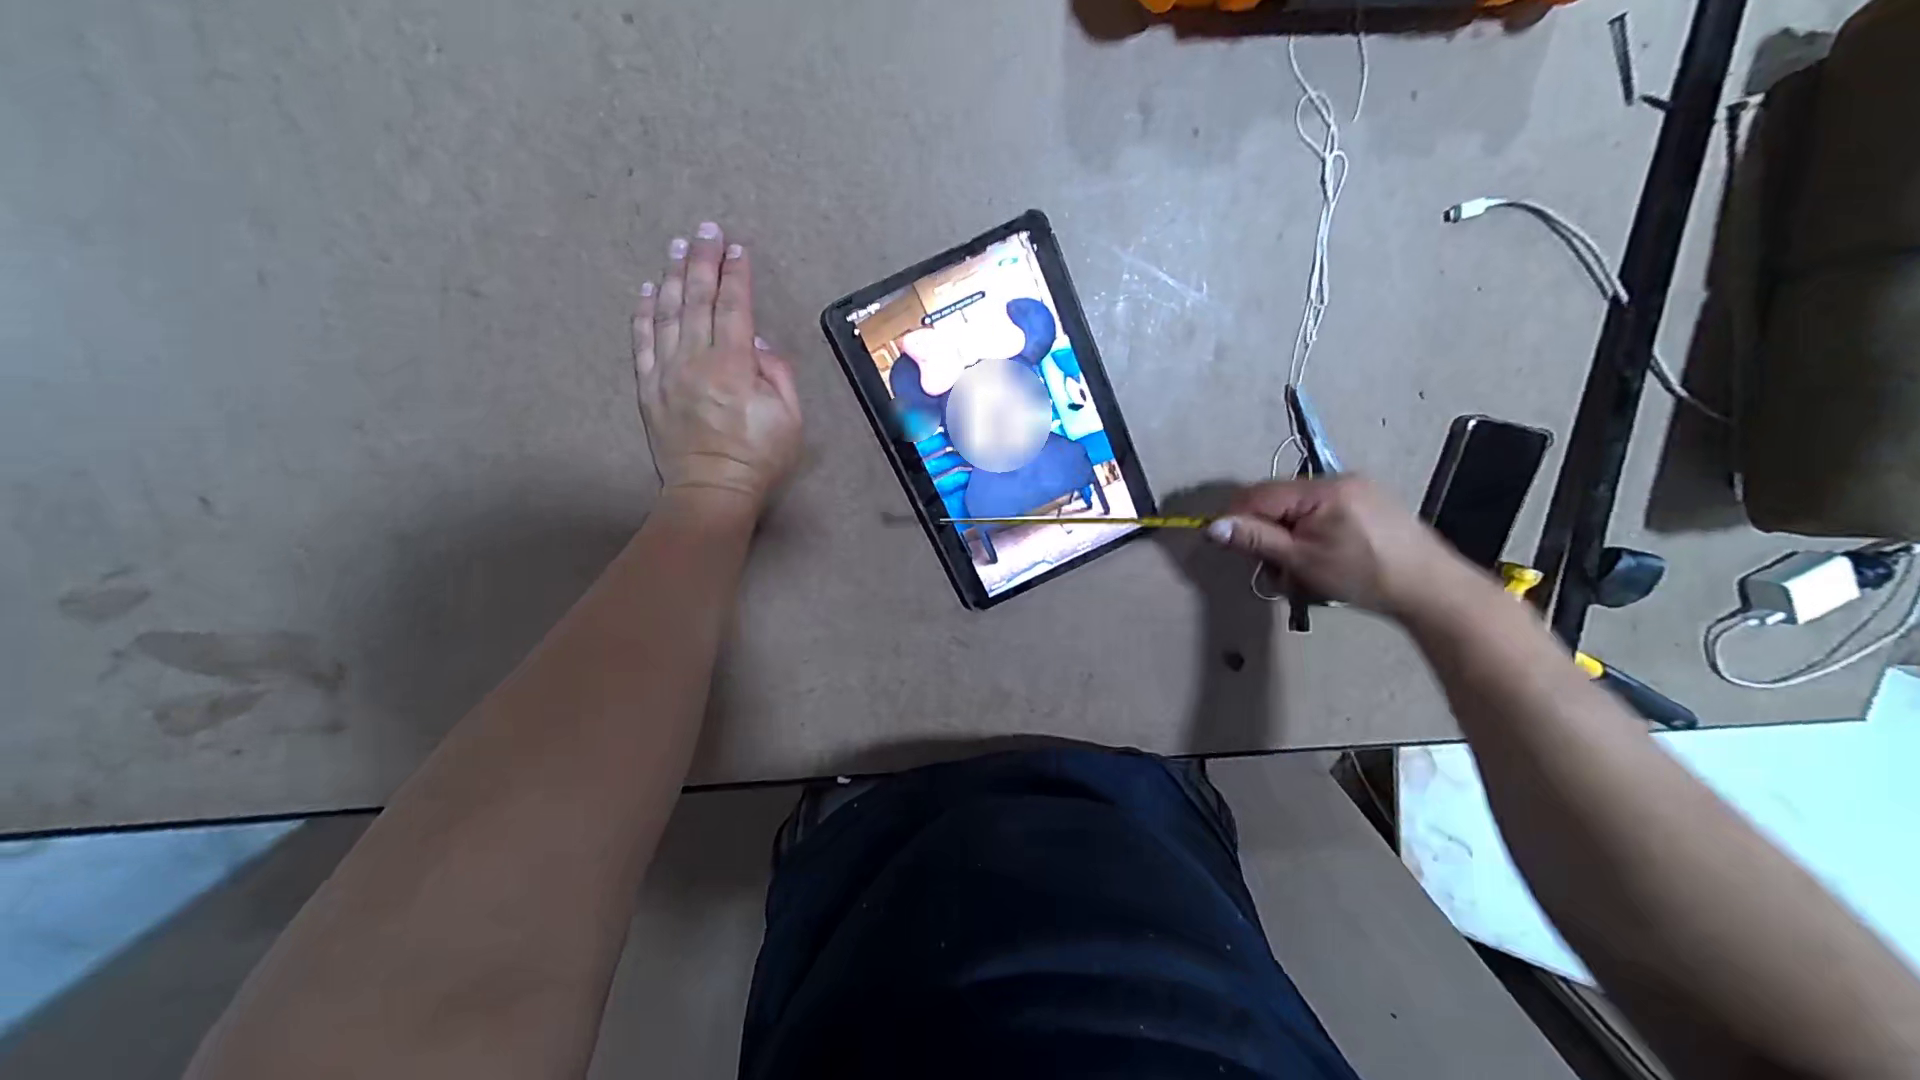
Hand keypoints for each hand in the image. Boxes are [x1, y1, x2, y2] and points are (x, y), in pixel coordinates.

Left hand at [633, 221, 802, 510]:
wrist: (710, 492)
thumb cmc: (758, 458)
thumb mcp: (789, 419)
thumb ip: (776, 374)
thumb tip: (754, 341)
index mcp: (733, 366)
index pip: (733, 307)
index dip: (736, 275)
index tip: (738, 248)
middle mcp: (695, 360)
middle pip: (697, 300)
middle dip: (704, 261)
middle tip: (706, 229)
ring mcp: (666, 372)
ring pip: (668, 313)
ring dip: (674, 276)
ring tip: (678, 246)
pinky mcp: (648, 388)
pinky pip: (642, 342)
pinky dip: (644, 313)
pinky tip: (649, 290)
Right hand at [1205, 475, 1470, 616]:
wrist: (1433, 590)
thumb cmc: (1365, 576)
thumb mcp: (1302, 561)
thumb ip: (1256, 540)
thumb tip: (1212, 527)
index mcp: (1321, 490)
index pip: (1258, 495)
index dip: (1235, 519)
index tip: (1226, 548)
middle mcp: (1338, 479)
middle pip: (1277, 500)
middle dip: (1265, 533)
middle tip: (1274, 569)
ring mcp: (1357, 489)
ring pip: (1298, 508)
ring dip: (1287, 536)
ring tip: (1301, 570)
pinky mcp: (1369, 503)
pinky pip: (1322, 511)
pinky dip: (1310, 533)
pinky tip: (1322, 558)